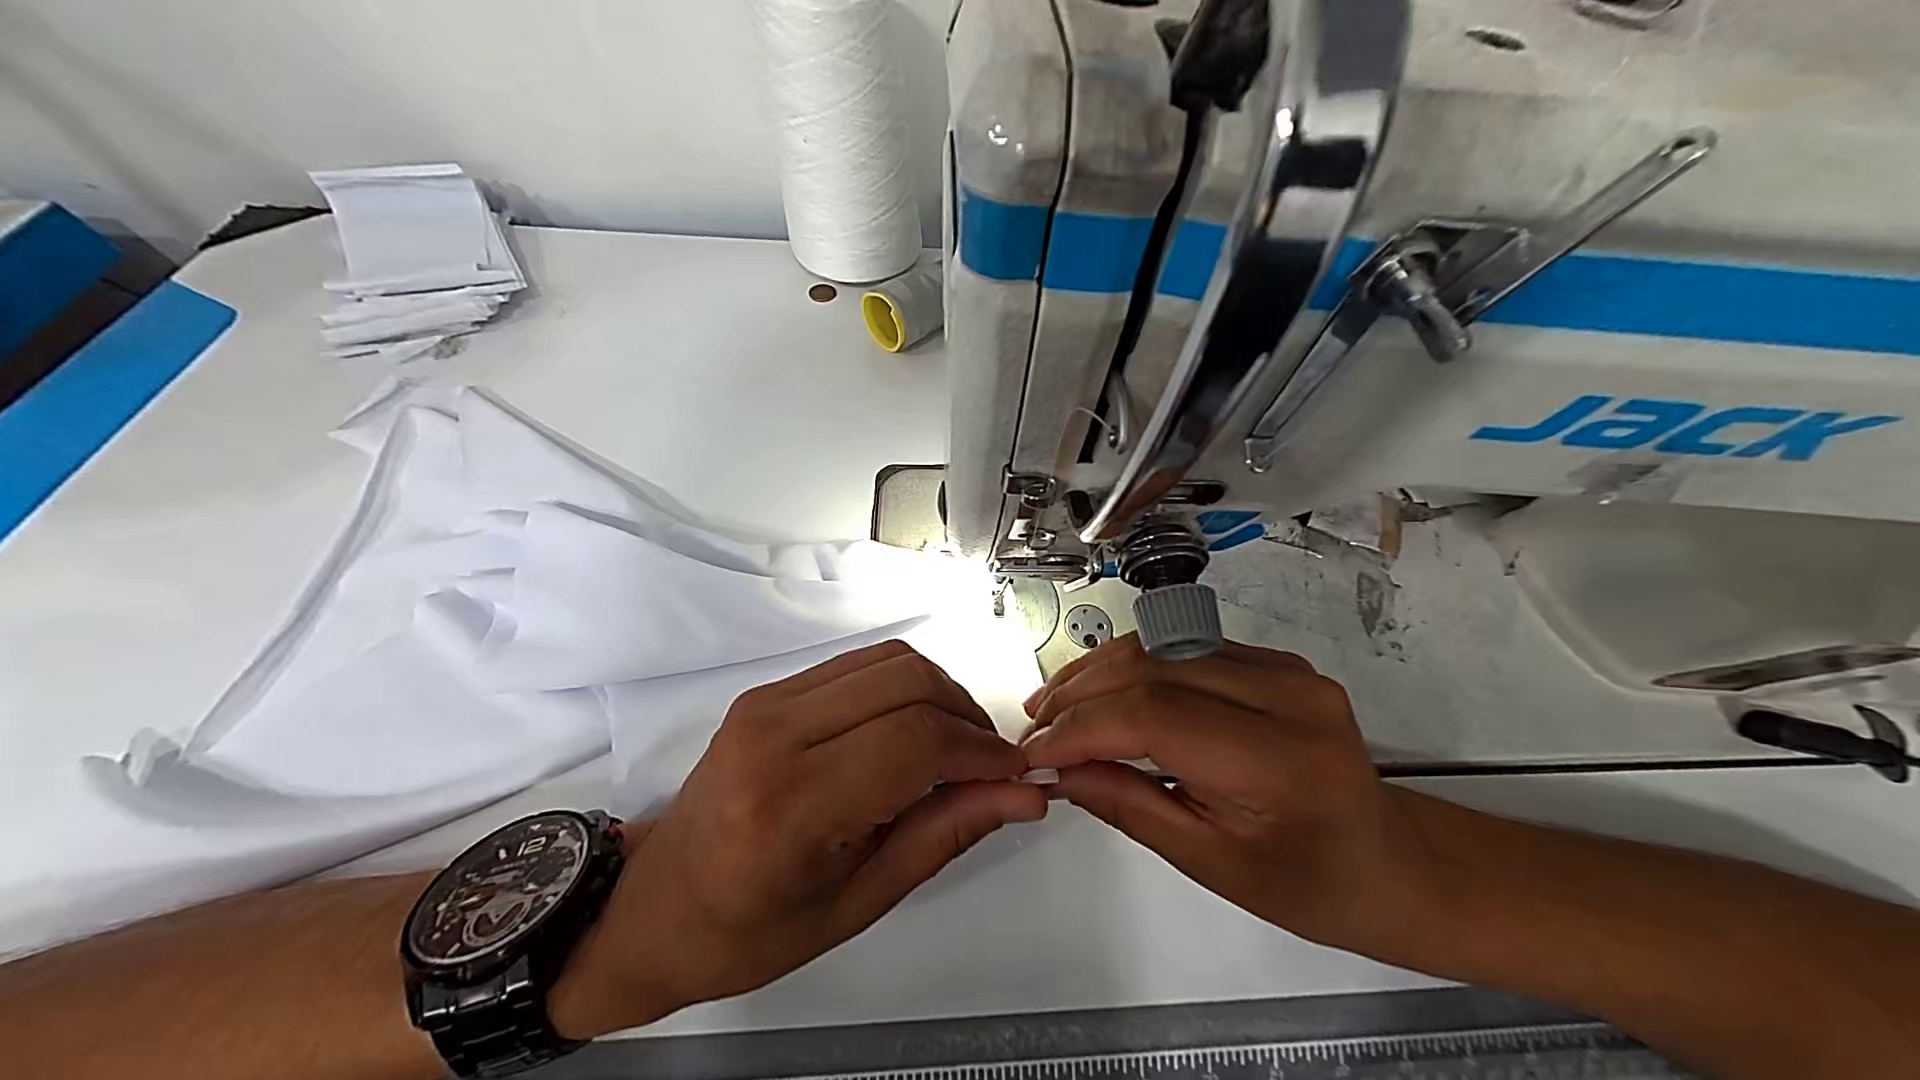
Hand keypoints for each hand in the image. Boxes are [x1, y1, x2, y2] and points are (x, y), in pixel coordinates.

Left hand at [550, 641, 1044, 1037]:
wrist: (654, 905)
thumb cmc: (749, 930)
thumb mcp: (858, 902)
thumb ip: (943, 835)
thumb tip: (1021, 795)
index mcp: (791, 803)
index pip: (915, 742)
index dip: (981, 753)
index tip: (1017, 775)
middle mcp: (775, 733)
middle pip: (908, 683)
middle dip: (968, 716)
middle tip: (990, 764)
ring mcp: (767, 701)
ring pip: (889, 662)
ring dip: (941, 695)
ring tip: (958, 748)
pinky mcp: (768, 691)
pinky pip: (859, 666)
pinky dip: (905, 688)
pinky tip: (914, 730)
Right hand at [1020, 636, 1438, 957]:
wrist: (1389, 860)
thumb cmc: (1312, 883)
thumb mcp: (1212, 865)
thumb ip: (1128, 806)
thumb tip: (1060, 771)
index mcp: (1282, 759)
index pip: (1155, 716)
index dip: (1081, 728)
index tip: (1034, 752)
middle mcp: (1287, 695)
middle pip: (1151, 667)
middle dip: (1078, 695)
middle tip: (1034, 728)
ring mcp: (1282, 668)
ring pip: (1159, 645)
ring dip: (1095, 672)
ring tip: (1052, 706)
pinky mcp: (1270, 660)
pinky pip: (1179, 647)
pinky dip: (1127, 667)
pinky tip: (1097, 690)